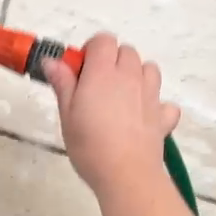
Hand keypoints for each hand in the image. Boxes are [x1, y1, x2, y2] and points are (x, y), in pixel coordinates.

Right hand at [45, 33, 181, 197]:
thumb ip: (62, 84)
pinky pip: (164, 101)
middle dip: (112, 63)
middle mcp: (130, 75)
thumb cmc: (89, 146)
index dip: (91, 52)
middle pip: (125, 51)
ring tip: (121, 101)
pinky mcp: (163, 115)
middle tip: (97, 91)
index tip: (80, 73)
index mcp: (103, 72)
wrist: (126, 174)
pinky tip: (144, 119)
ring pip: (147, 69)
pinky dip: (156, 106)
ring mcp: (150, 93)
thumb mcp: (67, 116)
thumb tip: (51, 60)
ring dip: (136, 77)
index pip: (102, 40)